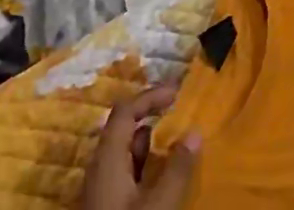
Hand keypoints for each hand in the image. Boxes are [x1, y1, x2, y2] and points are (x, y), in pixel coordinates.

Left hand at [81, 85, 201, 209]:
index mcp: (106, 162)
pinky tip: (165, 181)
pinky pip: (126, 176)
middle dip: (154, 122)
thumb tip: (194, 131)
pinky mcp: (105, 209)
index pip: (124, 112)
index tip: (178, 95)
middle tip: (183, 120)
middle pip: (123, 131)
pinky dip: (146, 169)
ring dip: (152, 147)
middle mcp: (99, 171)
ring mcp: (100, 192)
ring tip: (180, 149)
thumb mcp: (158, 207)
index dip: (150, 97)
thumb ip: (177, 169)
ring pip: (125, 155)